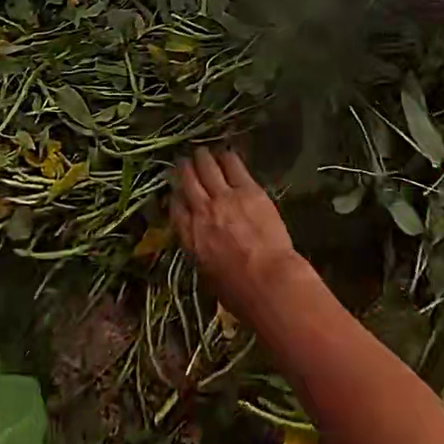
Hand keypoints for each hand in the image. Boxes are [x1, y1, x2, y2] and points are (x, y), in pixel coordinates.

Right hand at [170, 148, 307, 321]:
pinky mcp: (247, 189)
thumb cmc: (240, 292)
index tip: (177, 190)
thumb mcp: (208, 275)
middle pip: (188, 181)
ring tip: (202, 151)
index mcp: (190, 237)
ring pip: (207, 167)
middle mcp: (202, 211)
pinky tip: (226, 153)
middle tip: (184, 160)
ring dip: (203, 157)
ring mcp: (224, 197)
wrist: (268, 281)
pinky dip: (227, 157)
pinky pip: (233, 166)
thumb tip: (205, 246)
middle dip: (185, 169)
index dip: (175, 195)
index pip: (176, 208)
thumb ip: (202, 252)